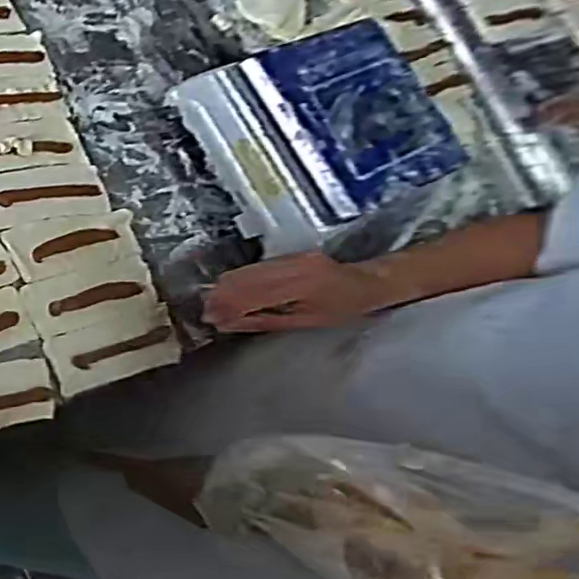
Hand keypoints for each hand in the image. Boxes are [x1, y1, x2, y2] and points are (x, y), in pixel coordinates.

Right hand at [204, 251, 399, 331]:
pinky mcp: (285, 255)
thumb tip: (221, 322)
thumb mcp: (302, 323)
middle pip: (238, 279)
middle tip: (209, 314)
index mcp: (300, 285)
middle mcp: (293, 265)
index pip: (247, 294)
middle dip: (218, 298)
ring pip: (241, 272)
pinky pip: (250, 268)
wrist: (371, 282)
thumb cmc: (343, 309)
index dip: (223, 308)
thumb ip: (259, 321)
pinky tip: (233, 294)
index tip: (208, 320)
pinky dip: (236, 282)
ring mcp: (289, 257)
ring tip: (218, 306)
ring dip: (223, 290)